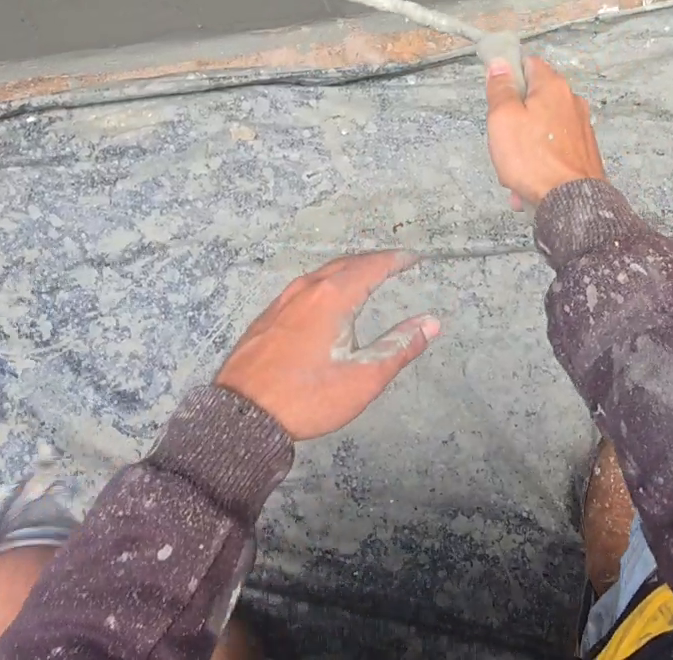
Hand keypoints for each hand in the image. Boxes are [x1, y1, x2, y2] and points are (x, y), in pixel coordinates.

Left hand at [215, 251, 439, 439]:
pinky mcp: (267, 317)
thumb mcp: (363, 378)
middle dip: (373, 261)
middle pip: (346, 264)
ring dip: (348, 270)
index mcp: (333, 298)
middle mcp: (307, 290)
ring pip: (322, 274)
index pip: (371, 267)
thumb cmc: (307, 397)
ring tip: (365, 276)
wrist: (241, 416)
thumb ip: (399, 346)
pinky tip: (325, 299)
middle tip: (394, 263)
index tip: (413, 257)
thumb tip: (431, 323)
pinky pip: (304, 287)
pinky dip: (326, 283)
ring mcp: (282, 301)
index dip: (396, 260)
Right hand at [484, 55, 605, 206]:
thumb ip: (500, 89)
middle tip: (503, 136)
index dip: (508, 73)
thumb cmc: (535, 161)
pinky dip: (539, 162)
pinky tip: (529, 181)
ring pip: (541, 128)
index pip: (528, 62)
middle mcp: (571, 102)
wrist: (571, 201)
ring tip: (515, 169)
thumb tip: (499, 65)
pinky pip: (552, 149)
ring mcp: (580, 127)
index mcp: (553, 87)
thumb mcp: (503, 118)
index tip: (496, 89)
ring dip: (524, 146)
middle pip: (534, 98)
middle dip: (515, 117)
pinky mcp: (583, 150)